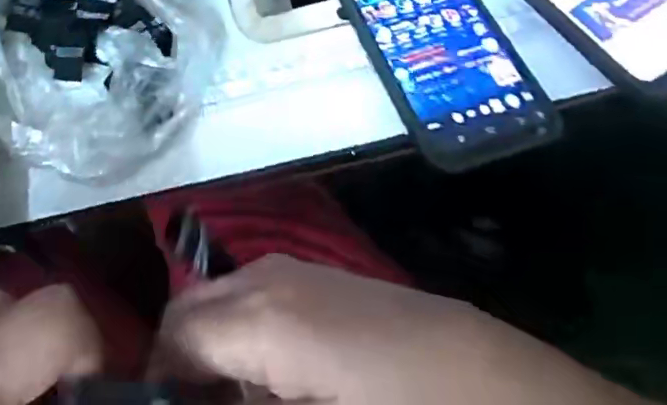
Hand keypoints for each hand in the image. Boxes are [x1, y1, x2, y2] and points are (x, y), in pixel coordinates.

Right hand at [155, 255, 646, 404]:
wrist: (508, 392)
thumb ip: (247, 401)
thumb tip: (212, 393)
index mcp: (259, 316)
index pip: (174, 336)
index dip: (158, 382)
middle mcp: (267, 278)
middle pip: (190, 312)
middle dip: (182, 367)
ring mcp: (298, 274)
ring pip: (224, 307)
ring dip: (216, 358)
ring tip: (242, 404)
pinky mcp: (326, 284)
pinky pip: (260, 306)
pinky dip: (248, 345)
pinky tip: (281, 392)